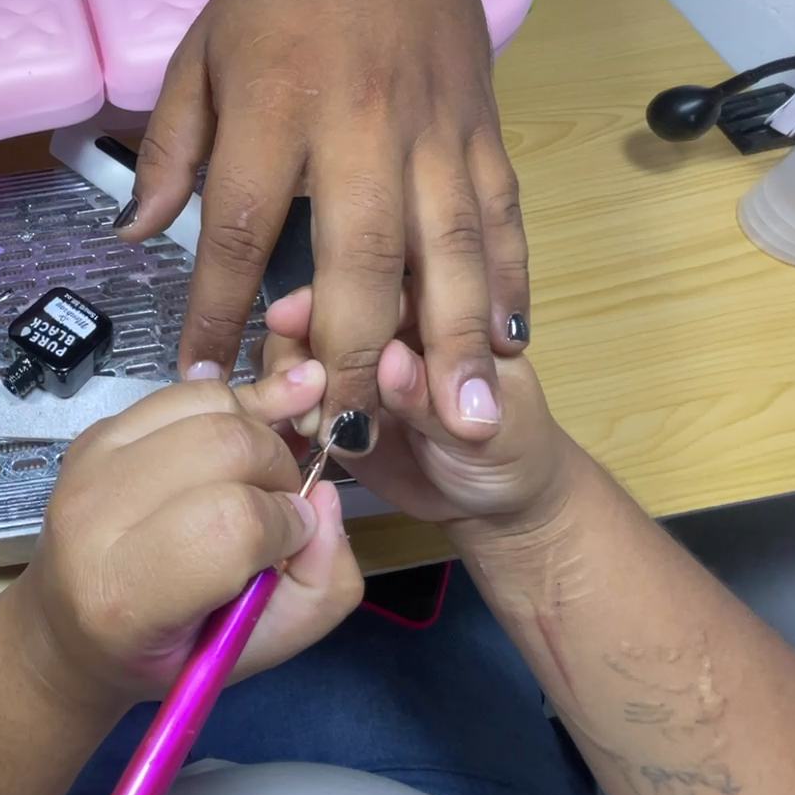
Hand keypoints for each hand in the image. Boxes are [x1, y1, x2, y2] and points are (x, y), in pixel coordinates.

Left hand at [9, 361, 362, 711]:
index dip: (283, 523)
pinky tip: (228, 447)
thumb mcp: (253, 653)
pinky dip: (224, 411)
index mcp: (122, 591)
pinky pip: (182, 391)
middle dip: (276, 467)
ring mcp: (90, 460)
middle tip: (277, 501)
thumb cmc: (162, 650)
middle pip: (221, 443)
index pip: (230, 523)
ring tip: (252, 474)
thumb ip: (318, 590)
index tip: (290, 537)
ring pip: (204, 401)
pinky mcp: (96, 429)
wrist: (68, 620)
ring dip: (253, 430)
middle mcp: (94, 513)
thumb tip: (324, 498)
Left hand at [118, 0, 528, 451]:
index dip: (216, 313)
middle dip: (347, 357)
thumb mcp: (197, 59)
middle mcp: (362, 129)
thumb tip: (136, 234)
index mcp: (275, 109)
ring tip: (456, 423)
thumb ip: (167, 151)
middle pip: (358, 262)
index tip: (198, 378)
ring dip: (450, 345)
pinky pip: (502, 218)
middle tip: (337, 438)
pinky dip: (508, 286)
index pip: (239, 232)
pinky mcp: (486, 130)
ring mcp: (437, 133)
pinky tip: (507, 348)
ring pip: (449, 252)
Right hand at [260, 287, 571, 525]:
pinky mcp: (328, 407)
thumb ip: (434, 396)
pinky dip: (282, 407)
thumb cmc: (512, 450)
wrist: (494, 505)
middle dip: (295, 337)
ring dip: (286, 376)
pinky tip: (289, 426)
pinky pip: (292, 396)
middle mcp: (379, 331)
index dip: (331, 300)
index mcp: (426, 314)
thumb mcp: (491, 426)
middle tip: (284, 370)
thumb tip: (391, 360)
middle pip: (321, 314)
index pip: (373, 290)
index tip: (292, 316)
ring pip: (297, 351)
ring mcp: (349, 368)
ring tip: (296, 411)